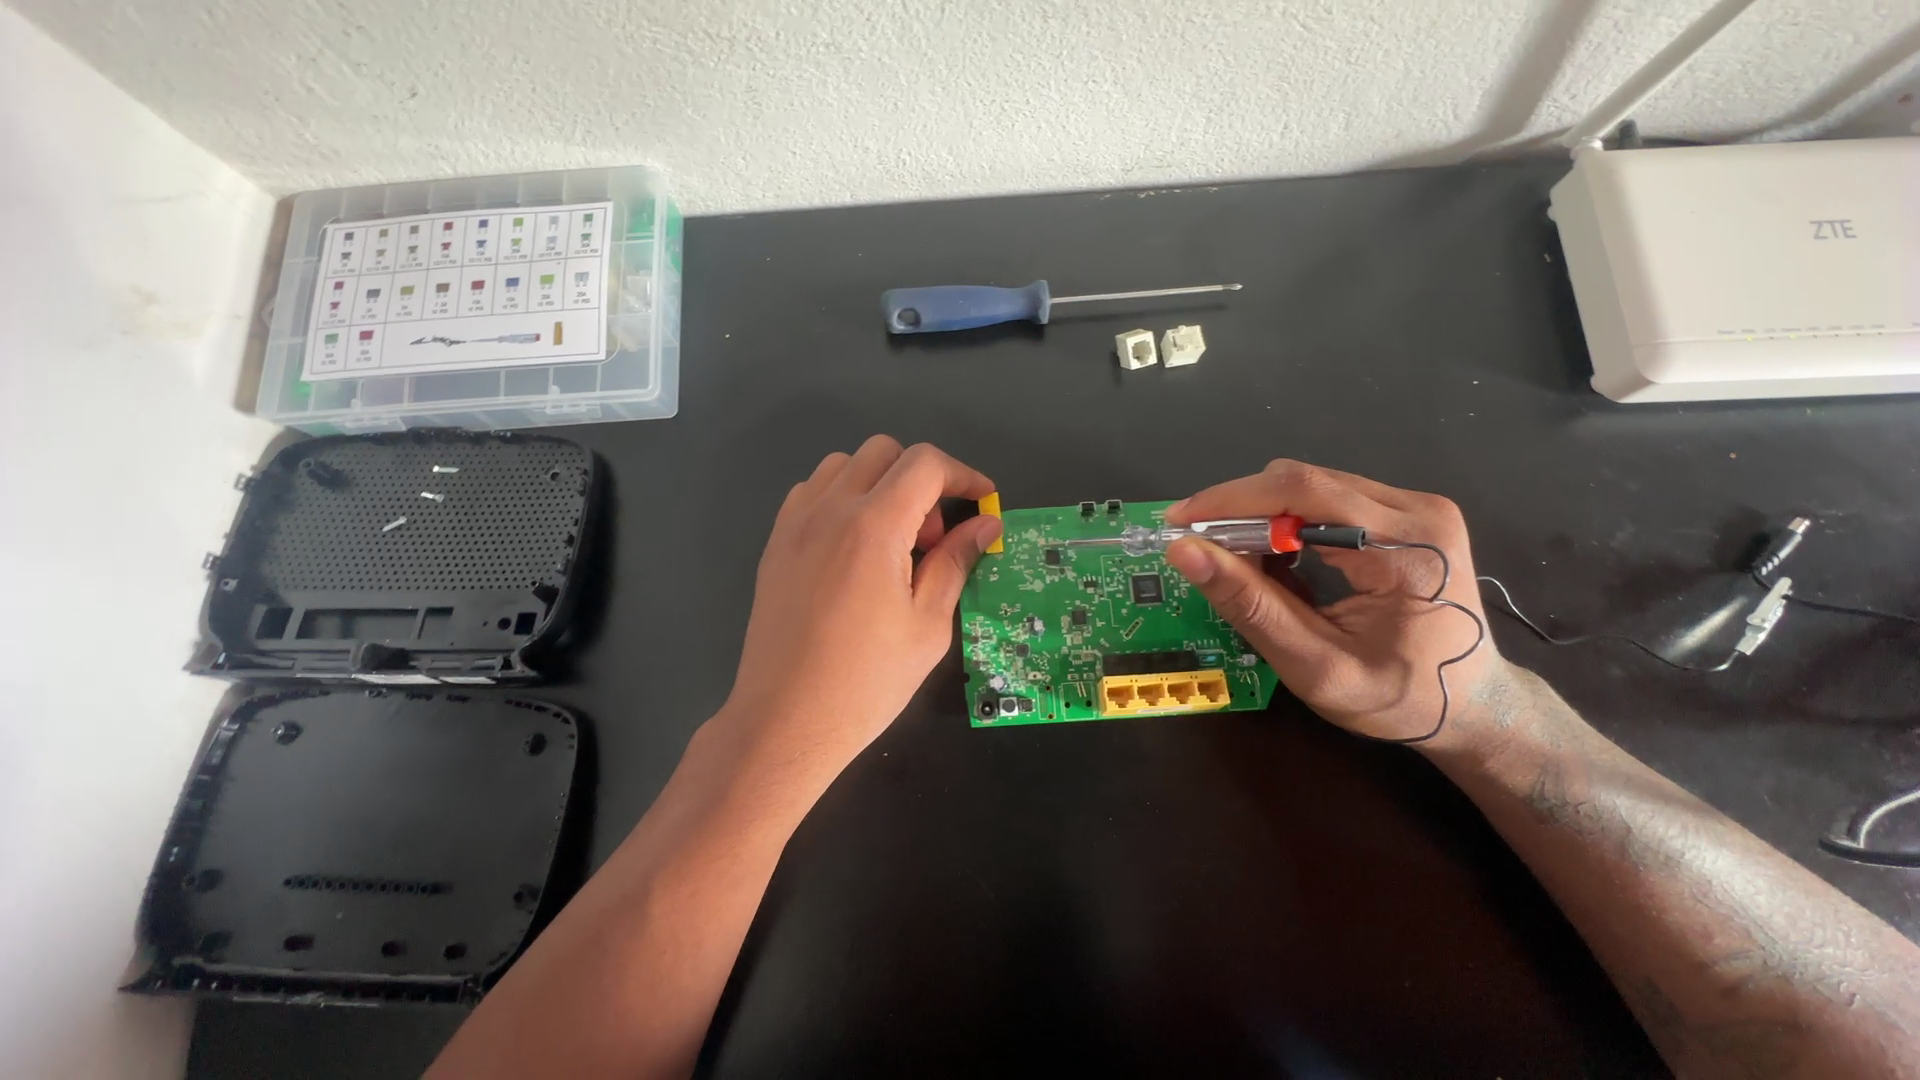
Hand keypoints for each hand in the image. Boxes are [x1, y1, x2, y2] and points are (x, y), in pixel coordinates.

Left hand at [719, 436, 1001, 775]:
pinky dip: (841, 499)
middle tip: (932, 538)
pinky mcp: (775, 544)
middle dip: (922, 480)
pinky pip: (811, 492)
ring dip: (878, 485)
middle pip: (884, 452)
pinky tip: (852, 549)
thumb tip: (987, 524)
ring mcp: (795, 523)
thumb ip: (956, 562)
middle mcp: (830, 509)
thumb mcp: (928, 624)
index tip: (983, 505)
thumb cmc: (867, 681)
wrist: (786, 720)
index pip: (925, 463)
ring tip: (891, 542)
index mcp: (874, 526)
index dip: (964, 476)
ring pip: (843, 465)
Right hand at [1163, 460, 1499, 744]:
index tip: (1177, 524)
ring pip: (1311, 486)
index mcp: (1406, 547)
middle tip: (1198, 549)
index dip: (1231, 501)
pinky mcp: (1406, 514)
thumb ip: (1251, 607)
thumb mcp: (1316, 666)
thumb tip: (1184, 552)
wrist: (1476, 707)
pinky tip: (1275, 560)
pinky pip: (1327, 499)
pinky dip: (1287, 524)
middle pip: (1303, 482)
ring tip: (1236, 563)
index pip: (1302, 493)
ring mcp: (1415, 507)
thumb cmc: (1400, 699)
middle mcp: (1417, 510)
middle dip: (1240, 510)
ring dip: (1261, 517)